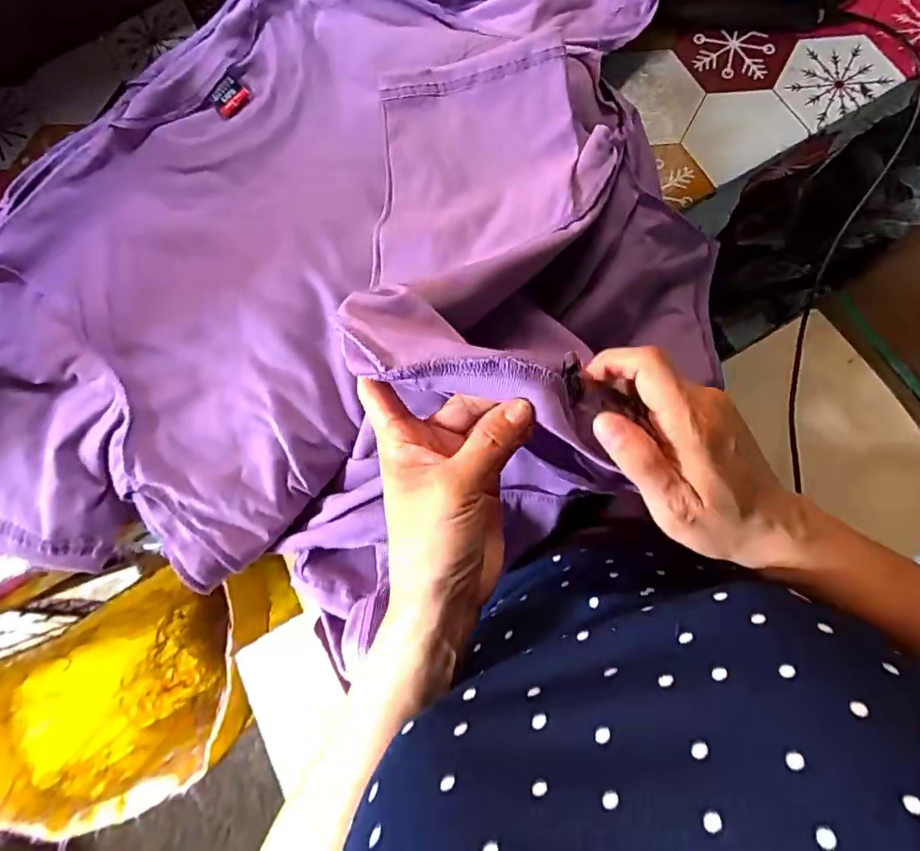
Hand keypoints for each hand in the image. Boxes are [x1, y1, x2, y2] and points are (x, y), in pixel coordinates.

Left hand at [357, 379, 533, 629]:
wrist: (449, 595)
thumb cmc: (432, 537)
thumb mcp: (458, 484)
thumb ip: (492, 440)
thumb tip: (525, 401)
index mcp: (402, 437)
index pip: (382, 389)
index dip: (384, 358)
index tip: (395, 324)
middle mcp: (428, 440)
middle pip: (454, 398)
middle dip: (482, 383)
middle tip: (521, 362)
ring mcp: (458, 455)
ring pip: (483, 419)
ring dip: (505, 405)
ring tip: (536, 381)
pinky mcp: (484, 472)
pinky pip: (501, 440)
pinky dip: (516, 427)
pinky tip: (537, 412)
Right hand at [585, 346, 812, 569]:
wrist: (775, 527)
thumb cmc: (722, 523)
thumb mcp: (673, 507)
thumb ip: (639, 461)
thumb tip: (602, 420)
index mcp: (692, 421)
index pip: (650, 364)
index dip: (612, 362)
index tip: (586, 383)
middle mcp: (705, 400)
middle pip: (650, 368)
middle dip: (614, 382)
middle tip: (591, 415)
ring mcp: (713, 401)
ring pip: (659, 380)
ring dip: (629, 395)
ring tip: (616, 432)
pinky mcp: (715, 408)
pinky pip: (671, 392)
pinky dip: (646, 403)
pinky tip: (642, 436)